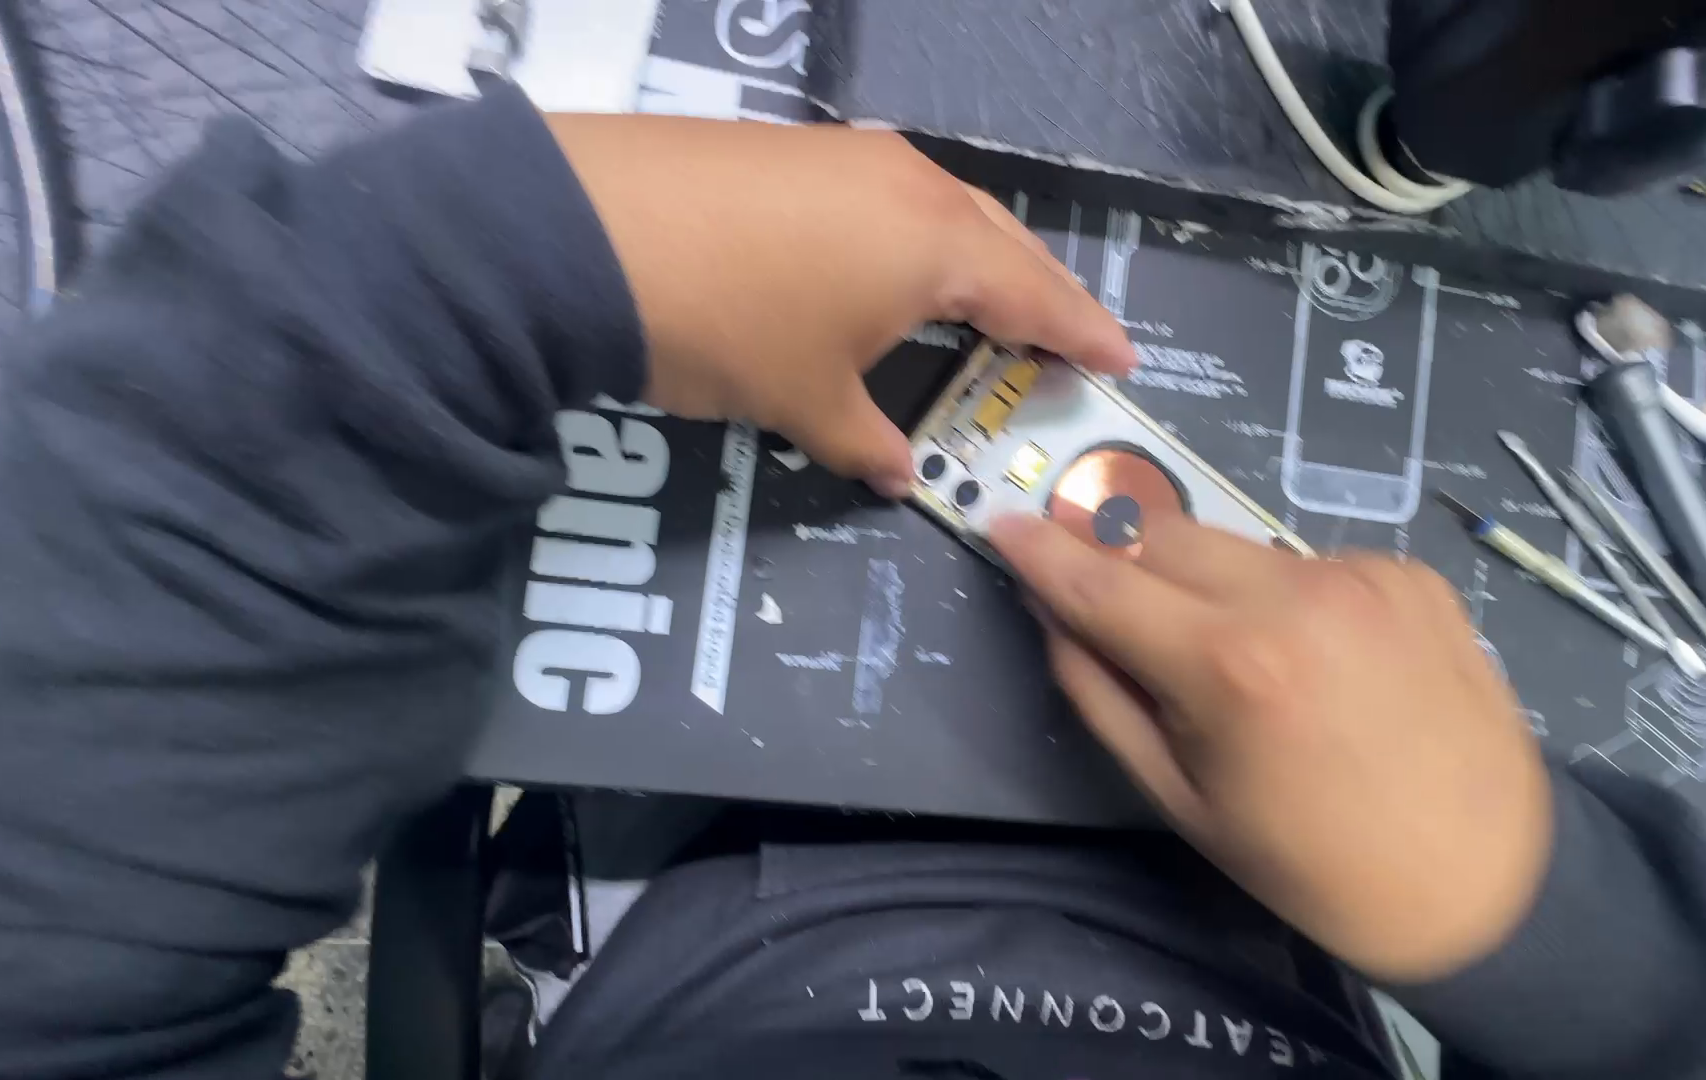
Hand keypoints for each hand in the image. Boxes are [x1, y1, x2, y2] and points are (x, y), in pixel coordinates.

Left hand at [545, 114, 1134, 496]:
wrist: (586, 238)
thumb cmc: (728, 327)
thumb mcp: (804, 402)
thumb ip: (864, 443)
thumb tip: (892, 474)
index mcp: (934, 248)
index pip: (1036, 296)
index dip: (1081, 333)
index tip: (1119, 357)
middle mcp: (909, 186)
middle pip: (1002, 244)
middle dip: (1039, 295)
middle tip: (1061, 338)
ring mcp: (850, 156)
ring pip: (944, 215)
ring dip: (975, 265)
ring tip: (987, 310)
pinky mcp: (797, 151)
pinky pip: (887, 203)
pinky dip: (913, 245)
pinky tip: (890, 270)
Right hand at [989, 513, 1552, 983]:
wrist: (1492, 884)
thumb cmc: (1306, 859)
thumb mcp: (1172, 792)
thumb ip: (1096, 689)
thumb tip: (1053, 612)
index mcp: (1229, 665)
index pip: (1101, 585)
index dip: (1042, 553)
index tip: (1002, 525)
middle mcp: (1294, 596)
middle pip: (1155, 534)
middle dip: (1112, 554)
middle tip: (1103, 595)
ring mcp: (1359, 574)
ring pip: (1222, 543)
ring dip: (1190, 578)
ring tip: (1223, 647)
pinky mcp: (1403, 572)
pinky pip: (1291, 559)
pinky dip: (1266, 591)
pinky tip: (1301, 648)